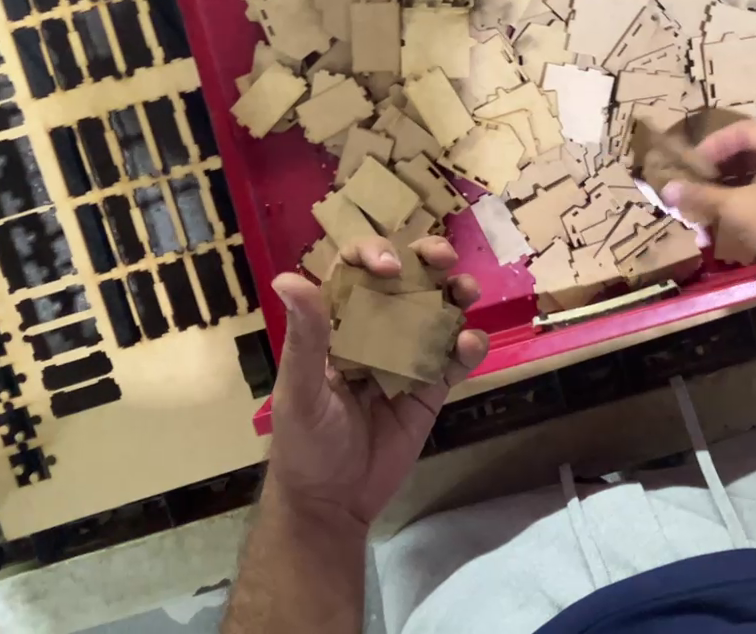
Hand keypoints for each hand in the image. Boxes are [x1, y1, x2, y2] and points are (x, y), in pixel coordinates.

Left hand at [267, 236, 488, 527]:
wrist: (334, 503)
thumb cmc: (305, 442)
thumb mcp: (300, 389)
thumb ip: (304, 336)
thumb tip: (286, 276)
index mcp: (339, 320)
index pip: (356, 268)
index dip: (374, 253)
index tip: (391, 266)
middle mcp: (377, 327)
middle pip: (407, 277)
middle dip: (429, 258)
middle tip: (444, 257)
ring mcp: (408, 354)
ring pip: (439, 309)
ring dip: (457, 292)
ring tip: (467, 293)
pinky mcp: (432, 385)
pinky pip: (456, 356)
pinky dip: (469, 345)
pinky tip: (469, 345)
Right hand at [661, 119, 755, 291]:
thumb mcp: (735, 208)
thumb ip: (700, 195)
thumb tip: (665, 189)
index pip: (742, 130)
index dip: (712, 144)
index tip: (692, 164)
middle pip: (754, 148)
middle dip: (722, 163)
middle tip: (698, 178)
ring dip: (735, 180)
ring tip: (711, 196)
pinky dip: (752, 194)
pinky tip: (735, 213)